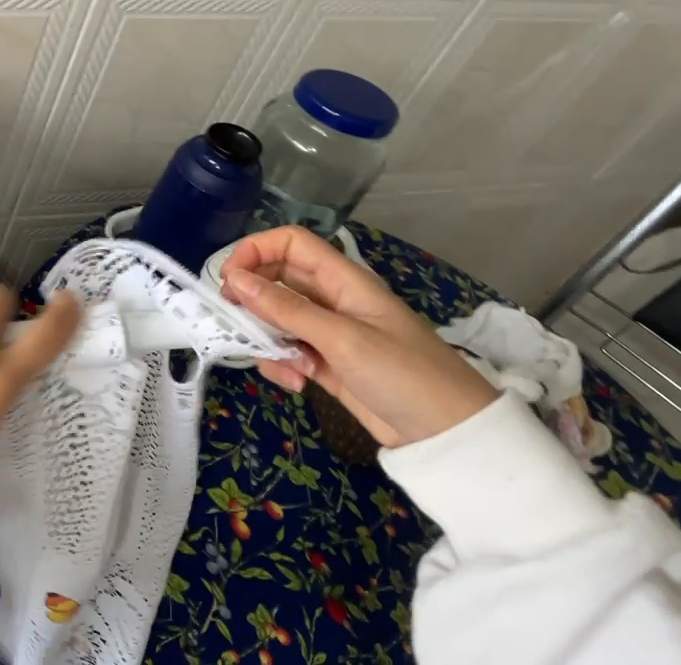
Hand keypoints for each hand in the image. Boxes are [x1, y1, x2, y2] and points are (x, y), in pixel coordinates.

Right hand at [219, 227, 495, 447]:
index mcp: (343, 281)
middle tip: (232, 321)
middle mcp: (332, 300)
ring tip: (278, 364)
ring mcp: (329, 333)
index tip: (229, 280)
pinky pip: (288, 352)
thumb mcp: (342, 339)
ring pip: (276, 319)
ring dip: (266, 338)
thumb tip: (234, 279)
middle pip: (277, 280)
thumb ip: (286, 309)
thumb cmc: (405, 375)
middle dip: (252, 298)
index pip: (290, 244)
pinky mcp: (327, 364)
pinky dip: (281, 365)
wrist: (451, 437)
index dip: (256, 251)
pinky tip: (296, 383)